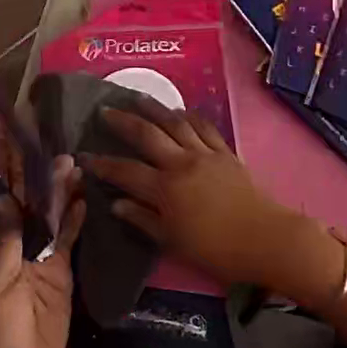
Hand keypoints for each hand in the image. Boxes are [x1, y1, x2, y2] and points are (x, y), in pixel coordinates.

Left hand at [0, 156, 84, 347]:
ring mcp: (38, 261)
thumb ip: (1, 244)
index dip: (15, 180)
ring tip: (79, 168)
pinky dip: (75, 220)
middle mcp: (13, 249)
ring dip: (62, 196)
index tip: (28, 152)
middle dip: (44, 183)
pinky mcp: (59, 274)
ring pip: (51, 220)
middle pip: (30, 208)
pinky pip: (67, 240)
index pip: (2, 206)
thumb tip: (6, 198)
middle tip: (66, 157)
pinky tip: (85, 201)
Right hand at [81, 100, 342, 302]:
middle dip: (123, 122)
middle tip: (105, 111)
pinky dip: (189, 115)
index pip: (125, 171)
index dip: (102, 163)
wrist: (264, 238)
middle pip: (147, 135)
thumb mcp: (173, 242)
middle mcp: (181, 163)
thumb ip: (143, 220)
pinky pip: (203, 126)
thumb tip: (116, 203)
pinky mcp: (225, 152)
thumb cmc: (215, 249)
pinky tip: (180, 111)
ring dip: (154, 109)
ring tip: (137, 98)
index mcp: (165, 189)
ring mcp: (205, 154)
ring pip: (175, 123)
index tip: (83, 155)